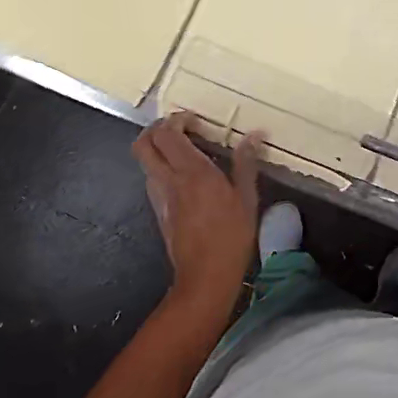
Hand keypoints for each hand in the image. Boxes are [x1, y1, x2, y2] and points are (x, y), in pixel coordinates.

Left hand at [132, 112, 261, 306]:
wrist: (205, 276)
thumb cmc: (232, 236)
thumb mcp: (247, 198)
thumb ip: (246, 163)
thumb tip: (254, 135)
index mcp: (192, 172)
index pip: (167, 134)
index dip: (176, 120)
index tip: (196, 121)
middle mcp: (168, 180)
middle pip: (143, 144)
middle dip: (156, 129)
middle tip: (179, 129)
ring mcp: (159, 197)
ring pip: (145, 162)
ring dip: (158, 149)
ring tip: (184, 151)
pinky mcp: (159, 212)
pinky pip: (153, 180)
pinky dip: (162, 168)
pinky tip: (185, 178)